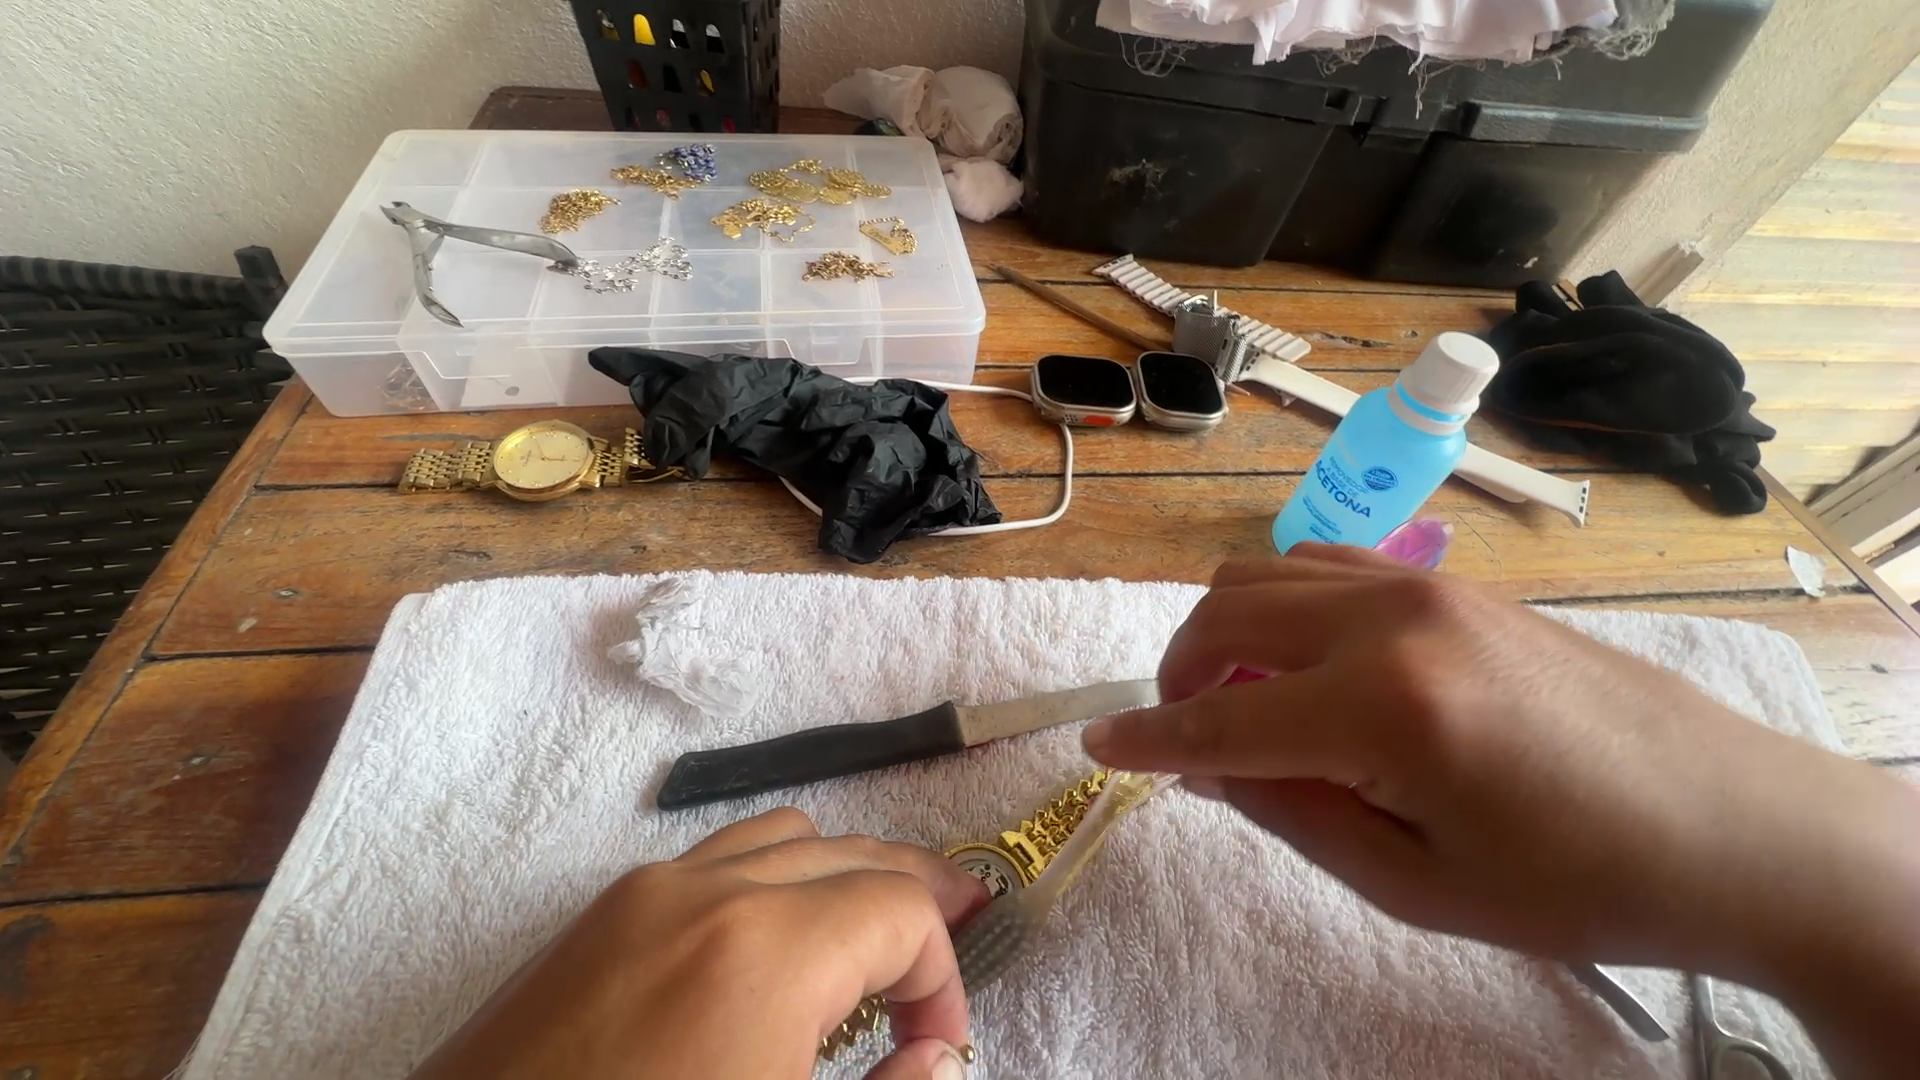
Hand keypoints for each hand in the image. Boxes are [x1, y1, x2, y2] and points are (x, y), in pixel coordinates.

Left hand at [411, 808, 987, 1079]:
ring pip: (789, 836)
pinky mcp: (601, 910)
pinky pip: (721, 855)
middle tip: (963, 925)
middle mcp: (707, 888)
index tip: (942, 1047)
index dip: (944, 974)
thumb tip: (936, 1056)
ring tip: (877, 927)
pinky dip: (779, 873)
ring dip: (846, 873)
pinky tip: (782, 930)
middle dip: (916, 893)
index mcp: (762, 952)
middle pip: (853, 852)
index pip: (900, 911)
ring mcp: (645, 888)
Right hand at [1080, 546, 1919, 1066]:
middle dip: (1177, 674)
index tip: (1095, 746)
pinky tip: (1299, 655)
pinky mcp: (1443, 577)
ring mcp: (1418, 585)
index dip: (1148, 738)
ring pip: (1261, 575)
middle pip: (1224, 618)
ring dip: (1221, 632)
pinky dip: (1276, 603)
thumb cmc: (1574, 881)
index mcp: (1385, 709)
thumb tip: (1203, 763)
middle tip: (1183, 731)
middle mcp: (1389, 620)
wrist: (1736, 824)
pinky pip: (1318, 563)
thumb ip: (1286, 811)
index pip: (1223, 720)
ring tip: (1238, 694)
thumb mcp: (1411, 884)